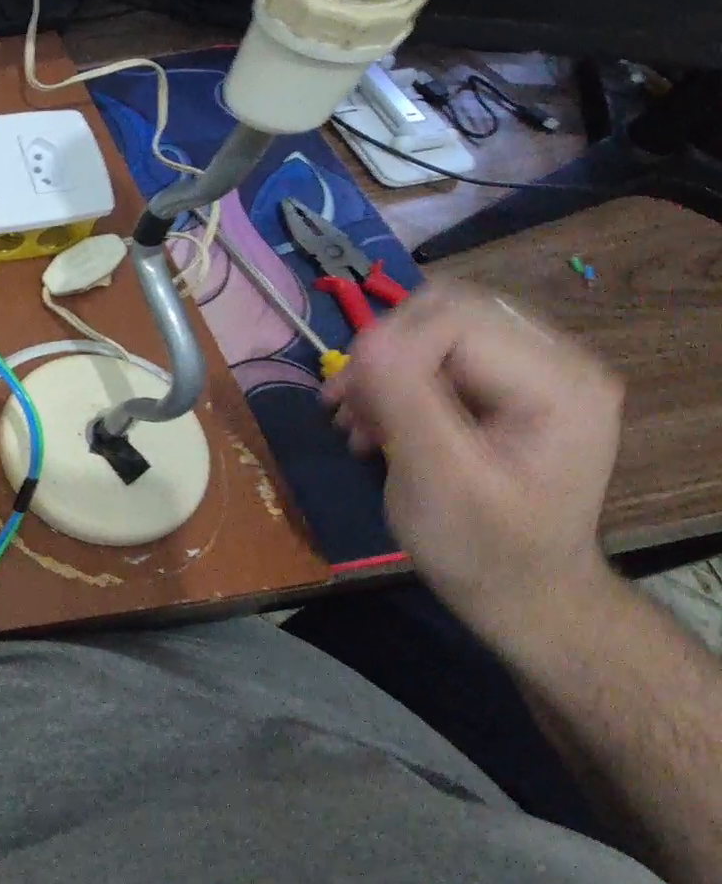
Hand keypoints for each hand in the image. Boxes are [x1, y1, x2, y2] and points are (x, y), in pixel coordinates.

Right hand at [323, 284, 623, 637]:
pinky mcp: (505, 389)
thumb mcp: (438, 477)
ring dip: (381, 369)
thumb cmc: (481, 544)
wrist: (518, 591)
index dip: (389, 348)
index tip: (347, 399)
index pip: (456, 319)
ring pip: (434, 329)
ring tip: (354, 419)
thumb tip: (366, 341)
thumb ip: (406, 400)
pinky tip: (373, 423)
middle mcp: (556, 364)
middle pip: (447, 311)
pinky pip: (436, 355)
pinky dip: (392, 382)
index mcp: (558, 384)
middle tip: (345, 403)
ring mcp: (532, 375)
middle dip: (382, 352)